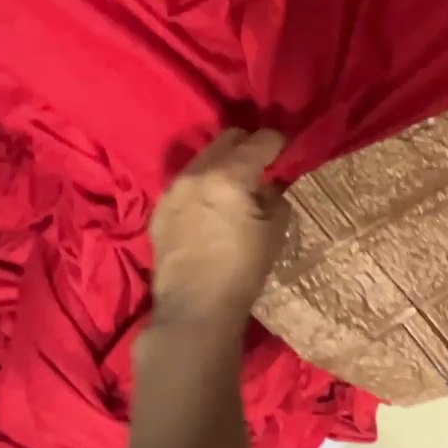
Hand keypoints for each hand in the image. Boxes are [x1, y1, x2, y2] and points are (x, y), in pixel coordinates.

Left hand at [147, 128, 291, 330]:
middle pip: (228, 140)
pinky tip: (212, 207)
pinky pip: (186, 184)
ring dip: (223, 165)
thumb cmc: (244, 266)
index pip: (262, 140)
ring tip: (236, 186)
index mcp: (229, 175)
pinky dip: (203, 186)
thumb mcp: (276, 228)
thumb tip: (267, 187)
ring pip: (203, 159)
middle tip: (263, 165)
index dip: (280, 144)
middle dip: (248, 146)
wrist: (195, 308)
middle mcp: (197, 174)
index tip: (287, 154)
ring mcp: (173, 192)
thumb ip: (275, 196)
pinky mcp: (159, 212)